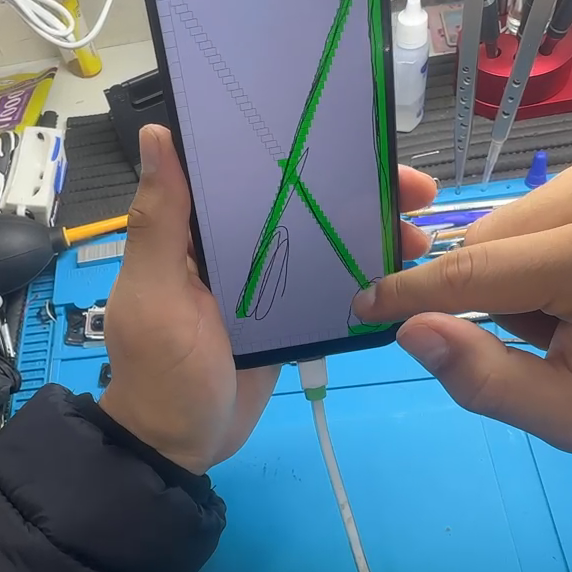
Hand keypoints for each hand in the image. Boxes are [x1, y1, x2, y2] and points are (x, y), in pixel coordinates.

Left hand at [101, 125, 437, 473]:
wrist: (183, 442)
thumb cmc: (162, 367)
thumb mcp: (154, 292)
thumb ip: (159, 220)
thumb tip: (159, 135)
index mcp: (195, 228)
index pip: (246, 168)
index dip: (292, 145)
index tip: (348, 129)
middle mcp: (232, 242)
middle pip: (296, 198)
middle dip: (353, 186)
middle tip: (411, 186)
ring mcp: (265, 277)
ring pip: (320, 237)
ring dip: (368, 230)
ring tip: (417, 234)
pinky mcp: (288, 312)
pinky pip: (327, 281)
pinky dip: (362, 273)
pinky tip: (400, 269)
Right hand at [352, 128, 571, 451]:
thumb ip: (483, 380)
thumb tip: (409, 328)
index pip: (475, 269)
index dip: (411, 291)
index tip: (365, 304)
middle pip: (492, 235)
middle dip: (492, 286)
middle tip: (544, 328)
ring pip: (517, 213)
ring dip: (522, 261)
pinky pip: (553, 195)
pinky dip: (552, 235)